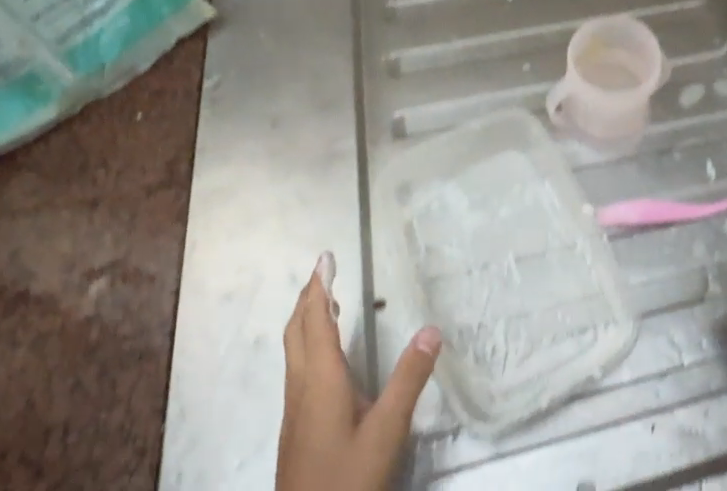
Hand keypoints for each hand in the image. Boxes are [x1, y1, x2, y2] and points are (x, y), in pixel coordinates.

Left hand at [278, 252, 442, 490]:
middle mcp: (301, 388)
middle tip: (324, 272)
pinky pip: (299, 369)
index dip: (319, 286)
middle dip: (307, 298)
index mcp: (321, 380)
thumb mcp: (388, 431)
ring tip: (325, 302)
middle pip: (296, 331)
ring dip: (306, 320)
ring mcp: (295, 410)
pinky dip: (309, 345)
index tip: (325, 257)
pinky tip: (328, 359)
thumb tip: (431, 329)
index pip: (316, 320)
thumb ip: (409, 379)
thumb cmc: (348, 480)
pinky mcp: (297, 428)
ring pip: (294, 351)